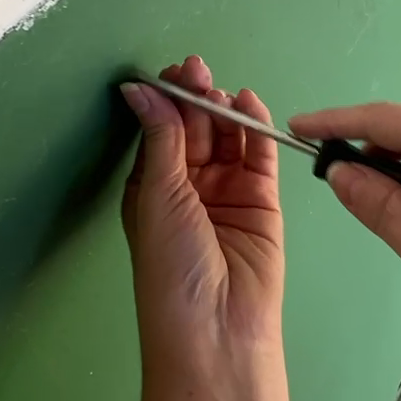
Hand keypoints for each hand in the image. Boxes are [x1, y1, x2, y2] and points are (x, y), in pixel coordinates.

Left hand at [121, 56, 283, 355]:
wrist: (217, 329)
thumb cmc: (173, 264)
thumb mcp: (159, 196)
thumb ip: (161, 137)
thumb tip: (137, 88)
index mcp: (153, 186)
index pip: (162, 130)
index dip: (168, 100)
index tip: (174, 71)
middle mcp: (189, 185)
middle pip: (195, 128)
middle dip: (195, 98)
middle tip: (198, 70)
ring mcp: (227, 190)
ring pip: (227, 137)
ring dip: (224, 110)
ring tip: (221, 91)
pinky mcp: (262, 198)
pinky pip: (258, 155)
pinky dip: (256, 128)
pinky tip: (250, 102)